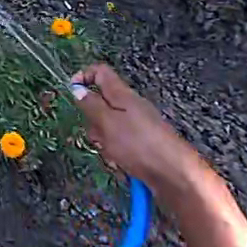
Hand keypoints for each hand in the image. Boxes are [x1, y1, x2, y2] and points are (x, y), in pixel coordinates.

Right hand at [71, 63, 211, 197]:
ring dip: (104, 141)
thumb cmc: (139, 145)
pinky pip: (119, 144)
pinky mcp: (142, 144)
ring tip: (114, 154)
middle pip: (101, 104)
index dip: (84, 76)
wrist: (175, 174)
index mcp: (122, 95)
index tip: (71, 92)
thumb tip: (77, 88)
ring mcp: (137, 125)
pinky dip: (116, 153)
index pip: (100, 72)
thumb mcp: (108, 122)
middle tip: (98, 134)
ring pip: (108, 127)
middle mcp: (130, 106)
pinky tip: (123, 164)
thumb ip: (91, 105)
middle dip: (92, 121)